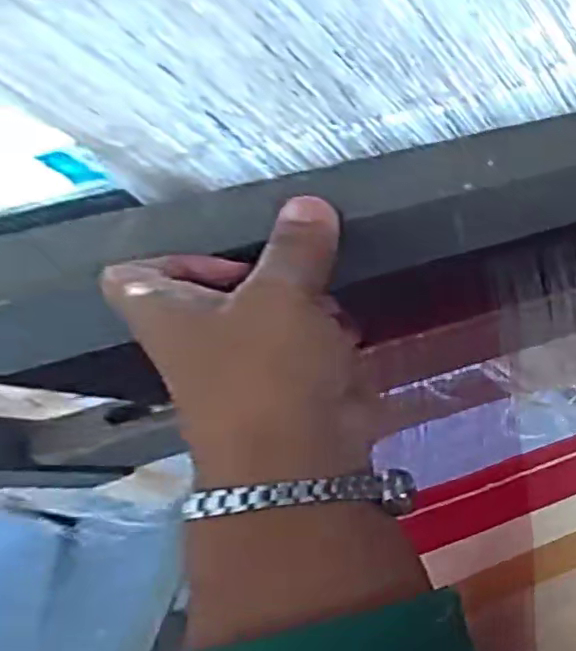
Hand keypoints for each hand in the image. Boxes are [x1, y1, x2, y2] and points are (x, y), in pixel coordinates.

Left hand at [101, 196, 373, 487]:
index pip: (145, 270)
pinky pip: (314, 347)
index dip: (193, 260)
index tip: (249, 263)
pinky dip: (336, 339)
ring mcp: (249, 364)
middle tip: (310, 282)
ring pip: (281, 319)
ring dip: (315, 311)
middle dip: (279, 282)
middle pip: (231, 291)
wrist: (302, 446)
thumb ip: (299, 249)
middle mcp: (198, 336)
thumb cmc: (269, 368)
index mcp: (164, 309)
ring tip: (339, 312)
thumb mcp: (283, 295)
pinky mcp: (296, 383)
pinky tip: (356, 338)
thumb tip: (310, 203)